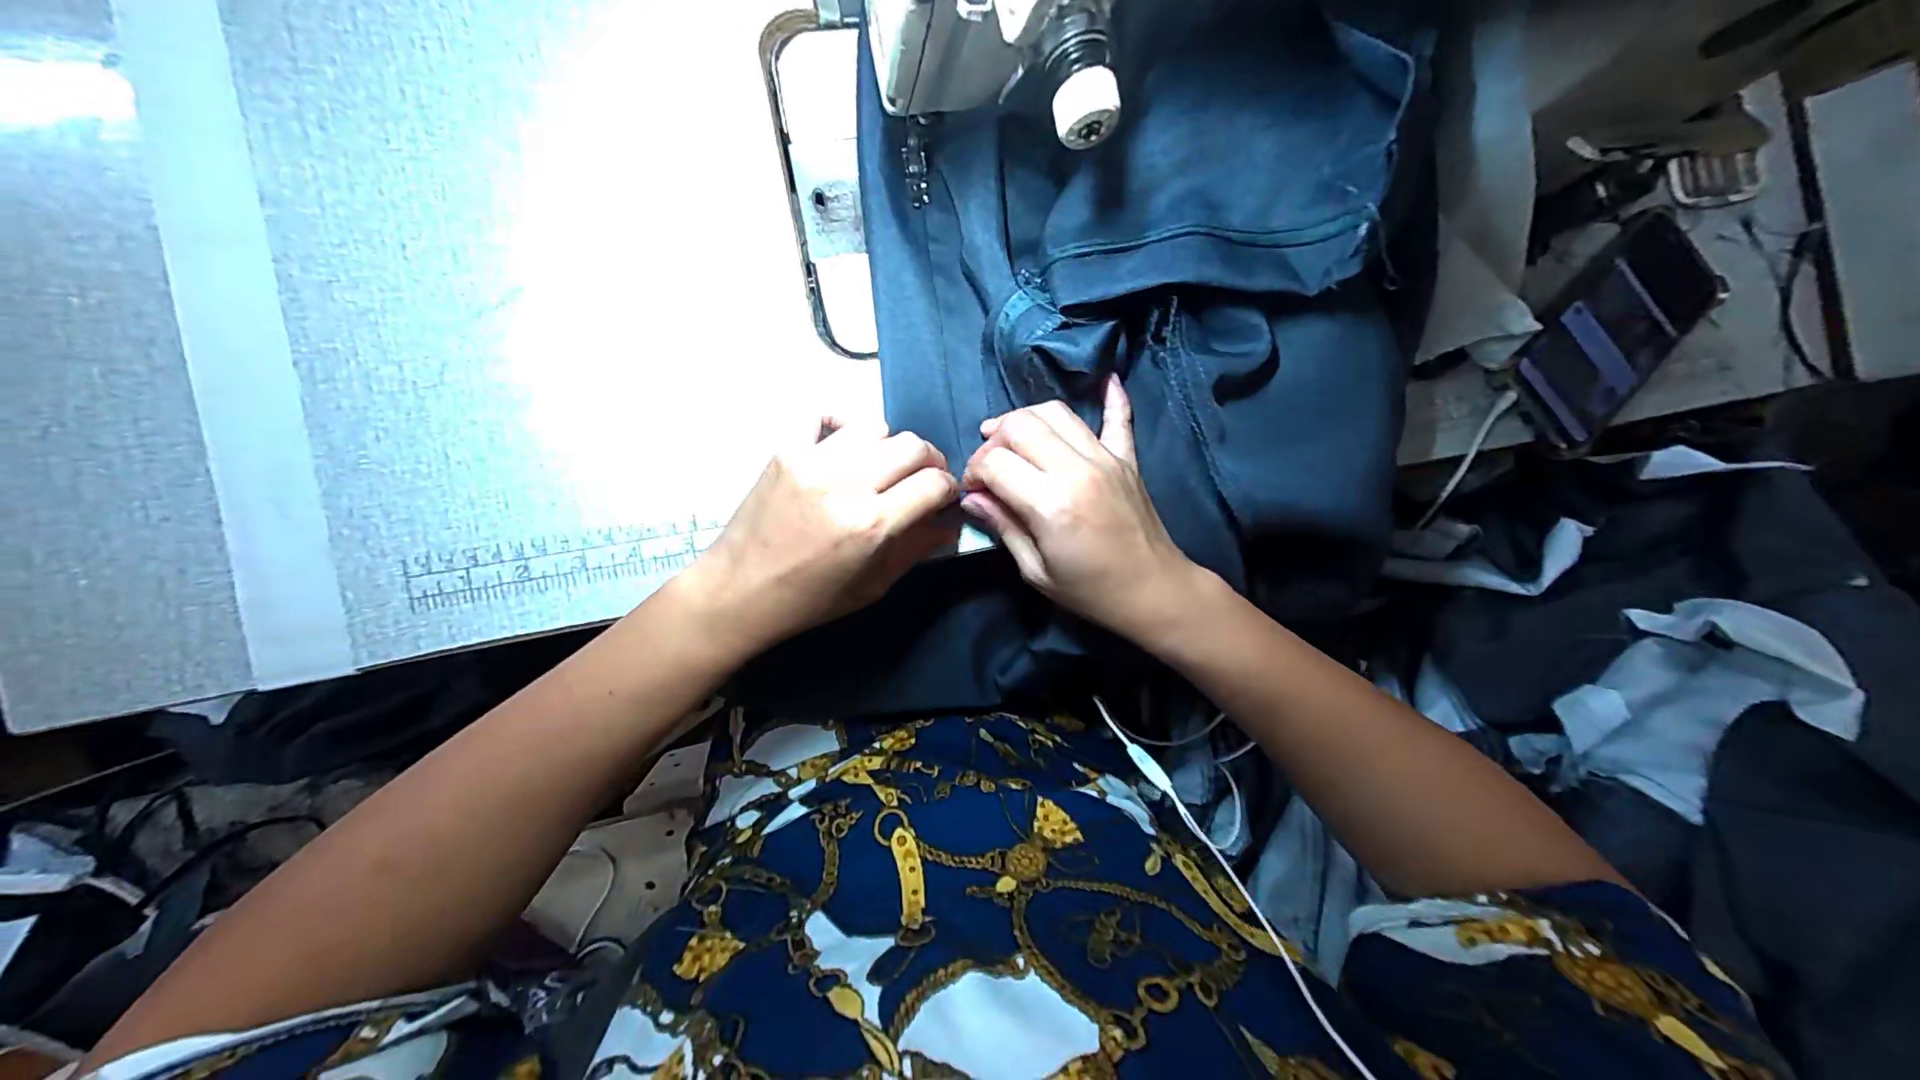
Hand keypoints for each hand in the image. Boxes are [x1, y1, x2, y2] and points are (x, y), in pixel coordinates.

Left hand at [683, 421, 959, 652]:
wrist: (739, 591)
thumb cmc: (810, 600)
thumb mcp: (873, 586)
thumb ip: (915, 549)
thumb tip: (948, 522)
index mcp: (872, 525)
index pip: (934, 483)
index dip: (948, 489)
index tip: (942, 498)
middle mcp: (846, 484)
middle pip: (912, 446)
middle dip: (929, 461)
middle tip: (921, 479)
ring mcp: (812, 461)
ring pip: (875, 426)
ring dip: (889, 445)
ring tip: (879, 467)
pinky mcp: (785, 450)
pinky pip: (824, 414)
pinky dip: (842, 425)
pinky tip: (844, 447)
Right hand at [960, 377, 1201, 639]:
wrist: (1153, 592)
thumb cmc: (1090, 591)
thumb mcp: (1035, 570)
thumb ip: (1003, 527)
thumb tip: (972, 498)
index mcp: (1051, 504)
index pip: (996, 462)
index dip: (974, 471)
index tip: (974, 490)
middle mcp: (1077, 469)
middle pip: (1021, 426)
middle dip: (994, 439)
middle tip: (989, 464)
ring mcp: (1106, 458)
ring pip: (1057, 412)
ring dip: (1028, 418)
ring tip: (1012, 434)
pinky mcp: (1127, 458)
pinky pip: (1119, 418)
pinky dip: (1111, 398)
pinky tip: (1105, 380)